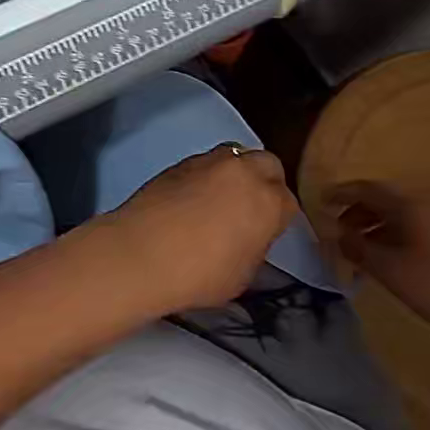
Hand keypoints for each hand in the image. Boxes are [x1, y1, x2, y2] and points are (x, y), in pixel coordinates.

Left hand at [87, 145, 296, 314]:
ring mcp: (209, 162)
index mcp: (268, 201)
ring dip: (237, 171)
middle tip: (253, 205)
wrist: (142, 253)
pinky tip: (197, 195)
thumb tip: (250, 236)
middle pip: (267, 164)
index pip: (288, 201)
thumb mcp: (243, 274)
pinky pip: (205, 162)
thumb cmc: (200, 274)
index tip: (269, 230)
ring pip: (236, 154)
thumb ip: (255, 247)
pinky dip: (208, 174)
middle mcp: (243, 171)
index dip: (280, 217)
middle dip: (266, 180)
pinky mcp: (180, 162)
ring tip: (225, 196)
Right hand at [324, 182, 429, 367]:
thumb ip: (360, 250)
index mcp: (413, 204)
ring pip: (410, 217)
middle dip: (360, 214)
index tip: (321, 203)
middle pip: (388, 201)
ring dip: (383, 228)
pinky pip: (429, 230)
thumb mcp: (395, 274)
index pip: (367, 189)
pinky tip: (407, 263)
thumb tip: (336, 233)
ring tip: (370, 253)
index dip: (341, 194)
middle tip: (342, 234)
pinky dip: (407, 238)